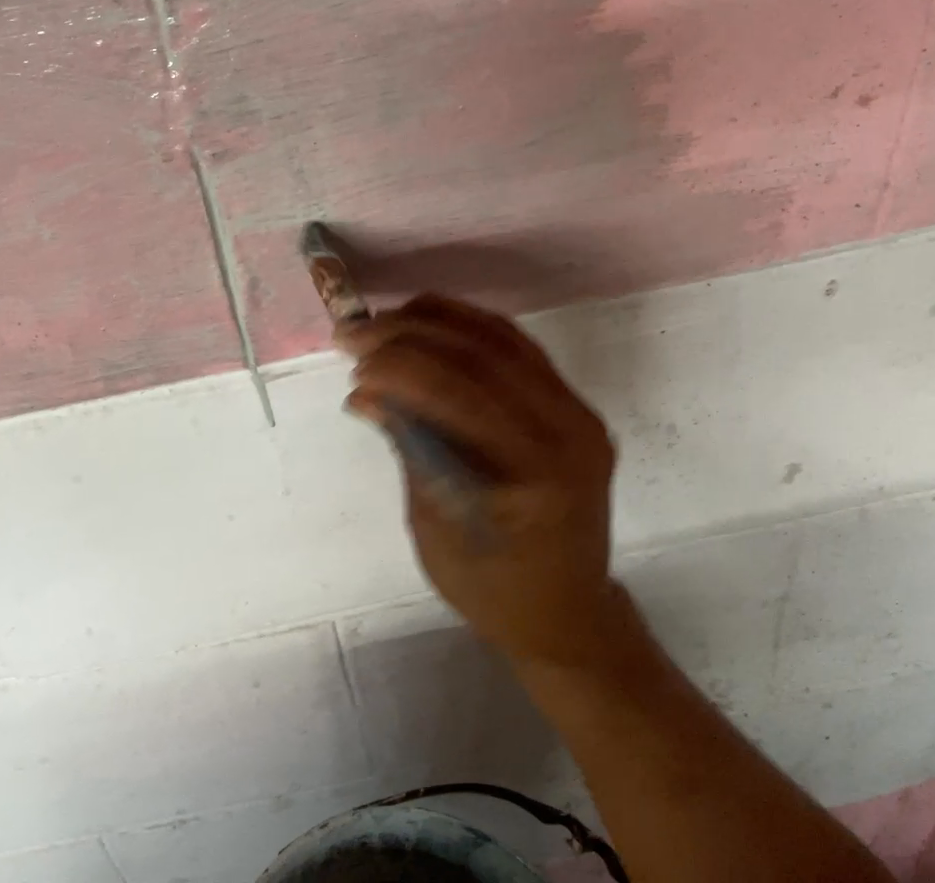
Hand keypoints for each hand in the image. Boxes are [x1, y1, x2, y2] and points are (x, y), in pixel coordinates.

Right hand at [338, 295, 632, 666]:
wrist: (566, 614)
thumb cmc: (492, 590)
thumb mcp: (436, 527)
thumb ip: (412, 448)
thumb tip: (364, 391)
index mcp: (535, 474)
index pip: (462, 394)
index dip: (401, 368)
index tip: (353, 365)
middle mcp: (569, 432)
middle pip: (485, 354)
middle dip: (411, 335)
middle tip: (355, 335)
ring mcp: (580, 417)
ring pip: (505, 340)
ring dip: (440, 320)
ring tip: (386, 321)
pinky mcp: (576, 410)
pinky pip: (521, 353)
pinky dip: (471, 332)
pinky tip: (431, 329)